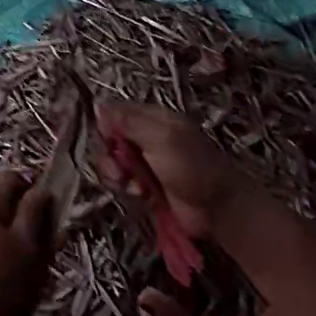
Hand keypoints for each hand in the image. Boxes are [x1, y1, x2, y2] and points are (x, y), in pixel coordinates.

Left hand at [0, 171, 53, 315]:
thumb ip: (35, 211)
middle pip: (3, 196)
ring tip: (26, 261)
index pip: (15, 176)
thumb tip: (42, 190)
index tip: (49, 218)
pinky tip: (5, 269)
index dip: (36, 192)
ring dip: (12, 232)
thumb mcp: (26, 242)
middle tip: (42, 243)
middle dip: (24, 215)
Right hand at [94, 100, 251, 237]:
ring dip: (117, 177)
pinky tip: (141, 196)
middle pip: (108, 140)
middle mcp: (144, 137)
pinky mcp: (143, 184)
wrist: (218, 209)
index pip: (113, 114)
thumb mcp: (162, 138)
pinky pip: (121, 182)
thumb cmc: (193, 168)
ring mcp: (144, 162)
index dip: (105, 129)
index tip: (109, 144)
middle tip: (120, 173)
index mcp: (151, 118)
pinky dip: (126, 189)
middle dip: (109, 158)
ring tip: (136, 188)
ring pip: (112, 163)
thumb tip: (98, 105)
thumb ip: (129, 122)